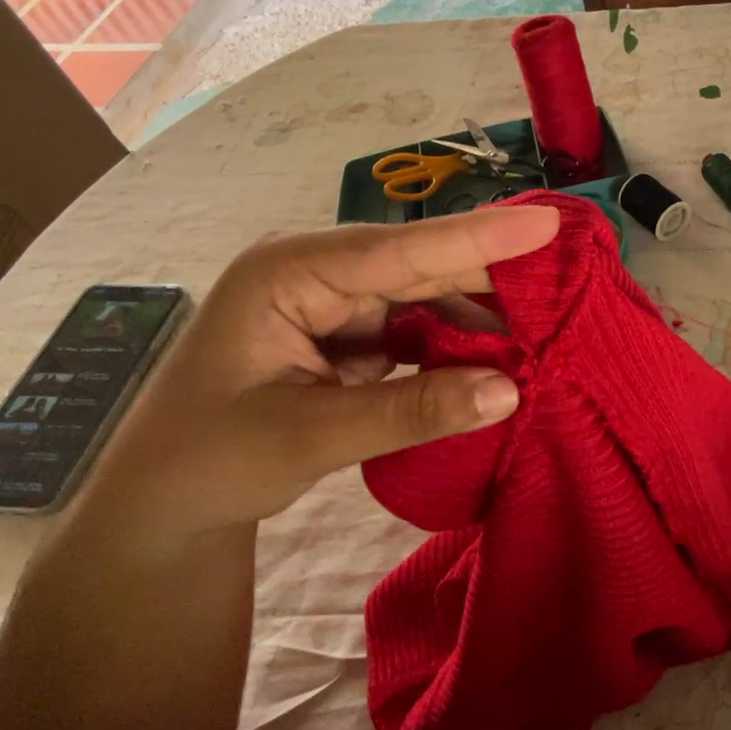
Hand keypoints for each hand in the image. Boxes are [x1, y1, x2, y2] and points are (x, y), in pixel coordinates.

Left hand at [72, 205, 559, 545]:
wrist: (161, 506)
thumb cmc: (207, 462)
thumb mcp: (309, 436)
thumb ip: (411, 411)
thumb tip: (511, 390)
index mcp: (288, 272)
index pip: (399, 249)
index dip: (478, 238)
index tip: (547, 223)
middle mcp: (318, 273)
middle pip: (422, 265)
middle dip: (492, 277)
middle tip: (569, 285)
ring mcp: (336, 303)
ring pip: (428, 296)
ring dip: (481, 319)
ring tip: (547, 333)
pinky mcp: (352, 335)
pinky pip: (420, 329)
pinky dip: (460, 346)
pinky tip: (502, 360)